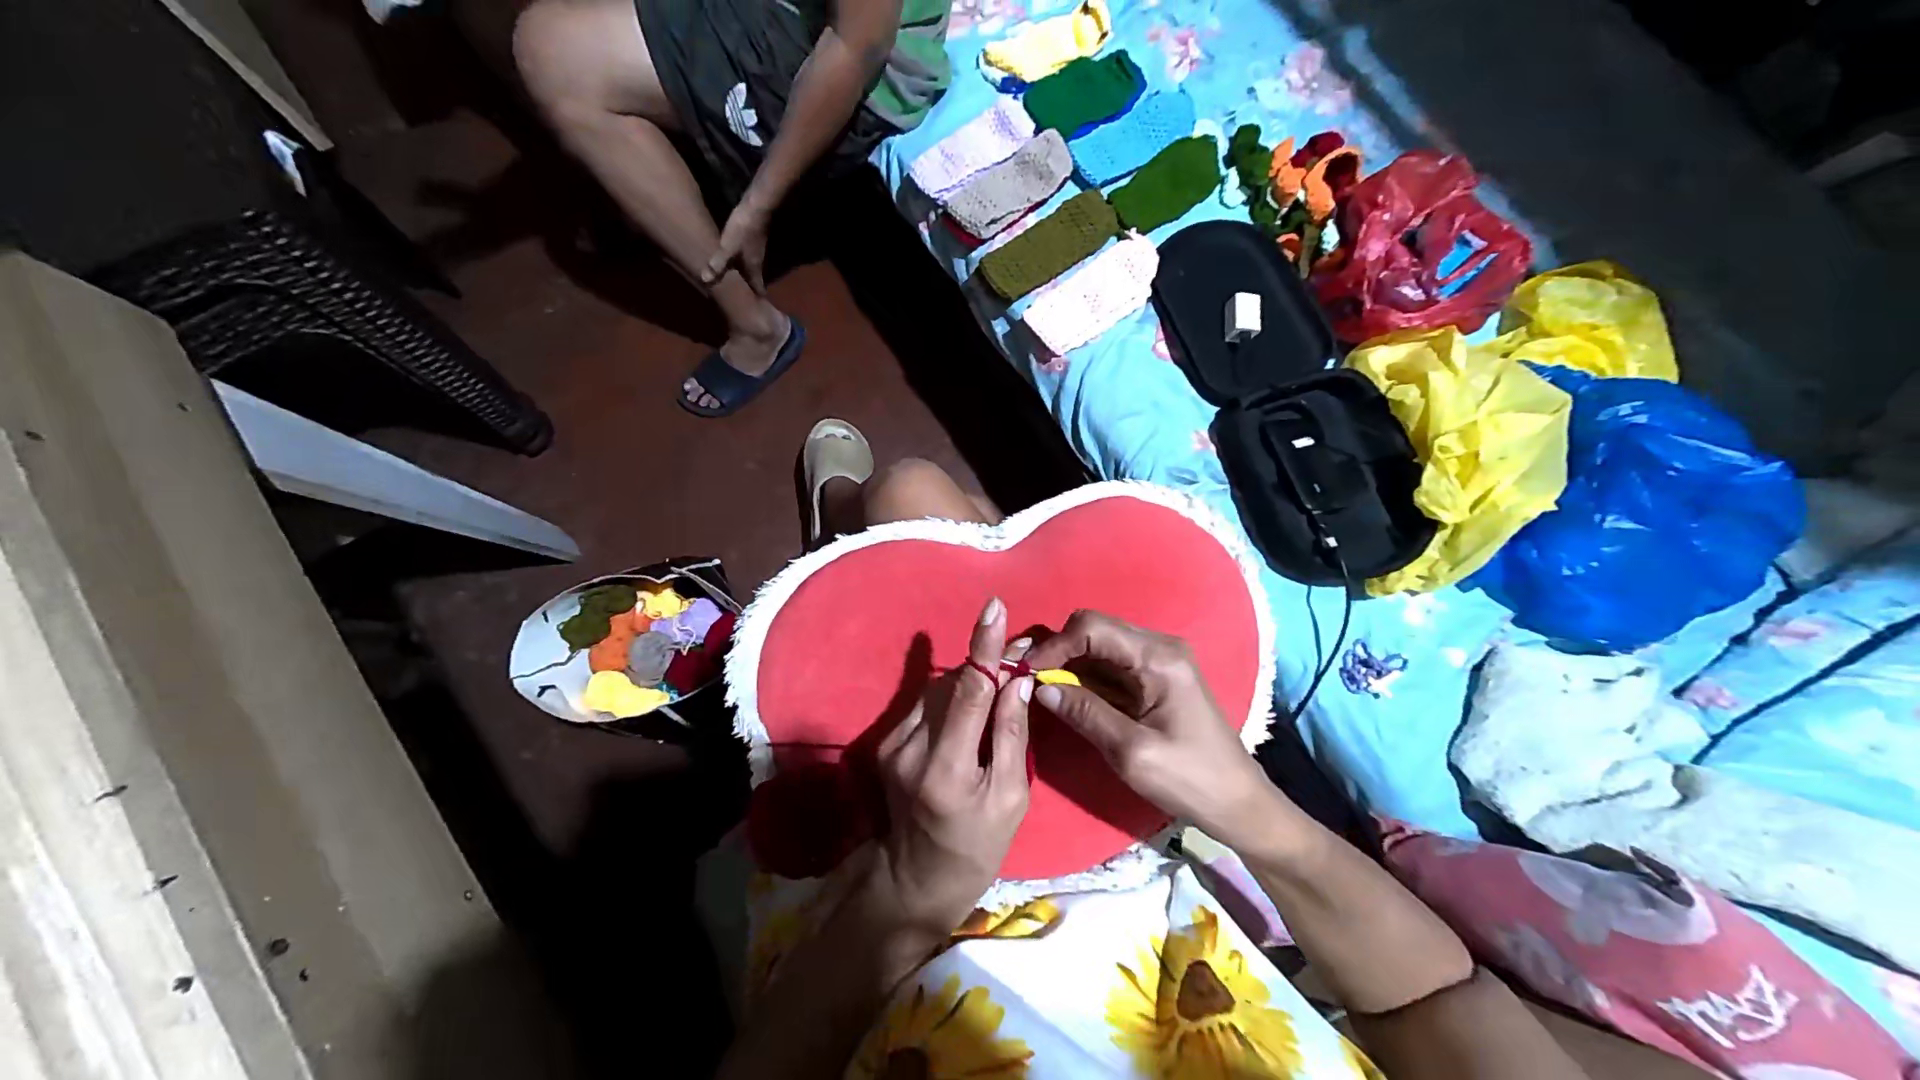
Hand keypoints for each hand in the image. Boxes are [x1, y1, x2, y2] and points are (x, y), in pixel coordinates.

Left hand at [703, 199, 771, 294]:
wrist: (757, 208)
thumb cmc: (743, 230)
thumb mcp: (727, 248)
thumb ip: (717, 264)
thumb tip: (705, 280)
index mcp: (753, 269)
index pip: (758, 290)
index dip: (755, 300)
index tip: (752, 310)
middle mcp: (758, 263)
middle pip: (754, 280)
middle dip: (748, 290)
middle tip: (740, 299)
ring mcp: (757, 251)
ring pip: (751, 269)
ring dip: (744, 276)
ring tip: (734, 283)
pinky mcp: (754, 240)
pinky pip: (748, 258)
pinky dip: (742, 264)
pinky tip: (733, 262)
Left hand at [870, 597, 1032, 936]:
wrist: (917, 878)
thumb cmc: (977, 845)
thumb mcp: (1011, 798)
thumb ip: (1012, 735)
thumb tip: (1017, 680)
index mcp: (947, 769)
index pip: (968, 692)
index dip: (983, 647)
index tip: (994, 608)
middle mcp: (911, 749)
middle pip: (952, 684)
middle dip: (985, 667)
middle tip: (1017, 662)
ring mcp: (892, 744)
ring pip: (937, 690)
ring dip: (967, 684)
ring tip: (994, 695)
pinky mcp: (885, 742)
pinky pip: (925, 705)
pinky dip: (950, 701)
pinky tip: (966, 719)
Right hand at [1024, 610, 1293, 854]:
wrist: (1237, 802)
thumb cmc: (1190, 779)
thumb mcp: (1132, 753)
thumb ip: (1086, 714)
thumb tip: (1041, 688)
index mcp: (1158, 658)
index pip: (1093, 627)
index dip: (1055, 644)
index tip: (1027, 672)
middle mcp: (1158, 647)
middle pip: (1094, 629)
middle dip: (1057, 649)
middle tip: (1026, 676)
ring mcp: (1158, 661)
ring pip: (1099, 645)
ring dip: (1068, 662)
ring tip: (1038, 685)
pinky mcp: (1154, 678)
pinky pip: (1110, 665)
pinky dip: (1084, 675)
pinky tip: (1065, 693)